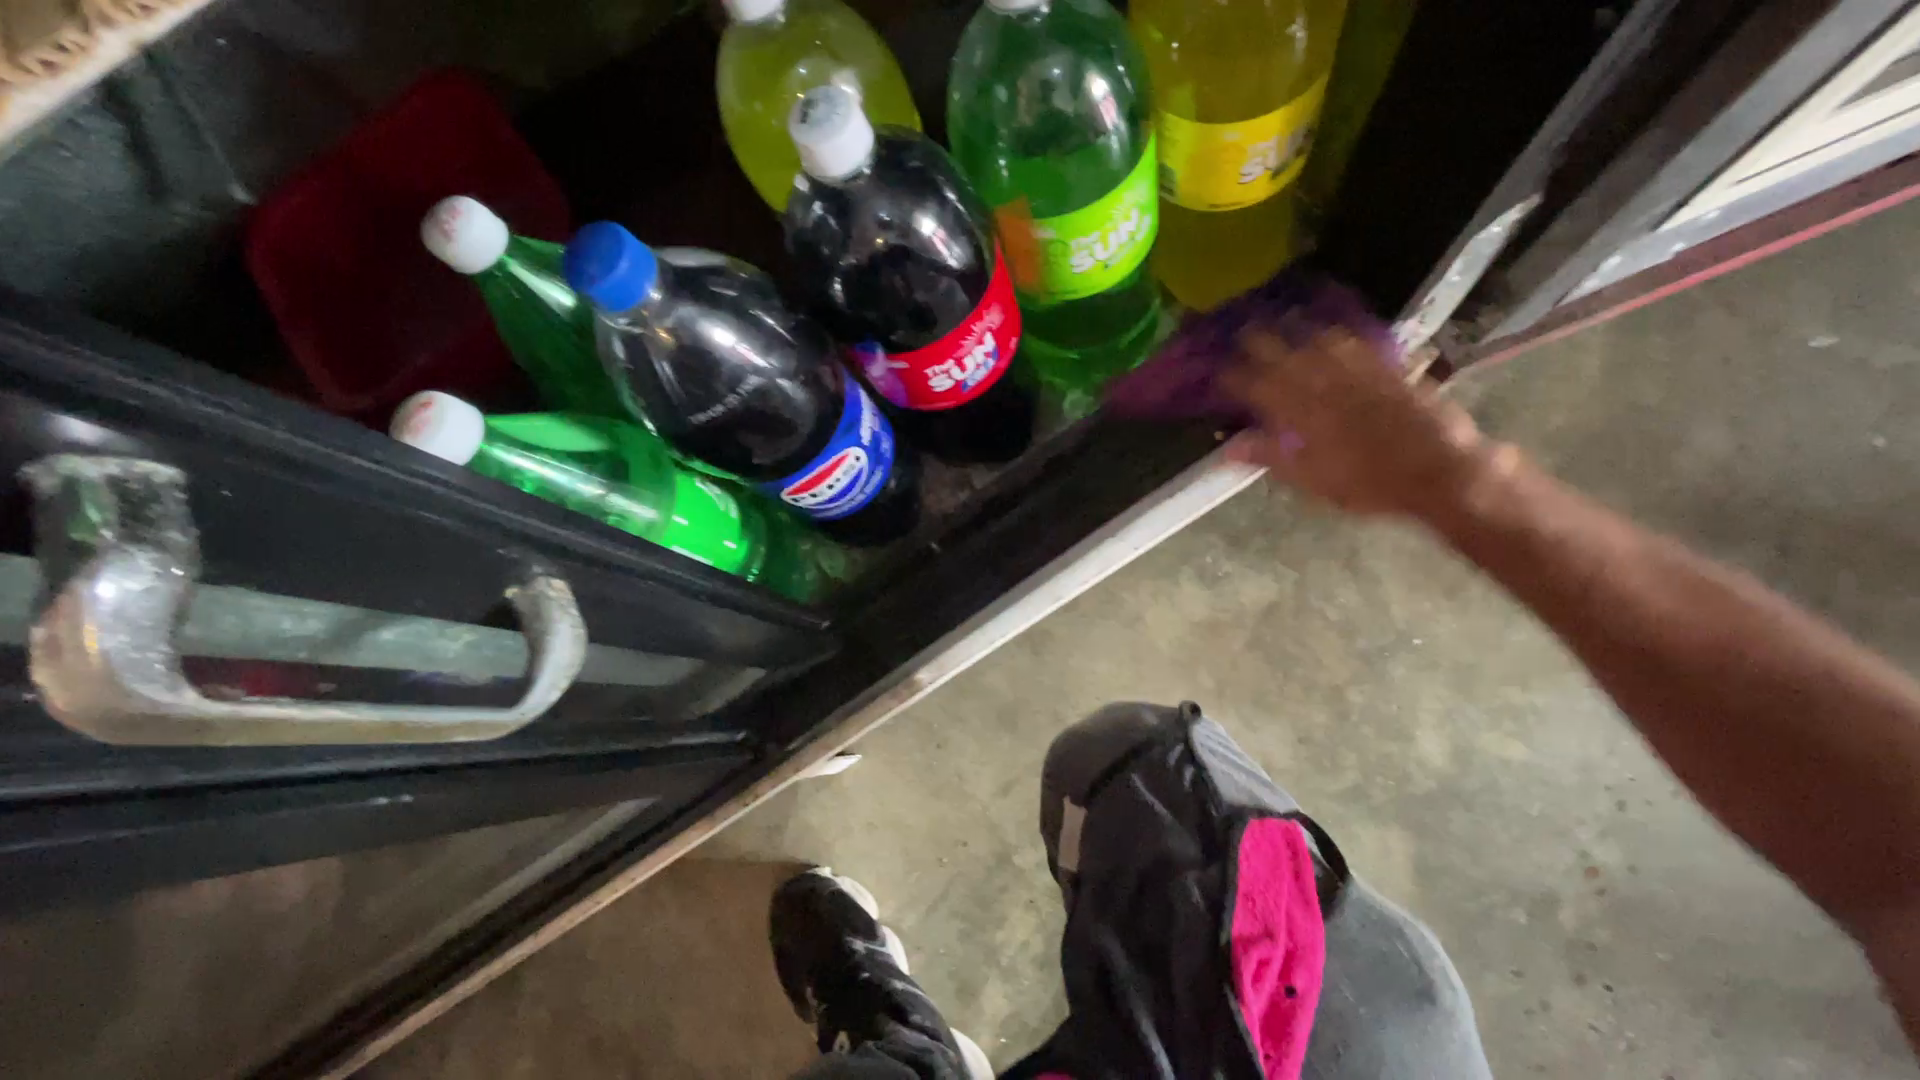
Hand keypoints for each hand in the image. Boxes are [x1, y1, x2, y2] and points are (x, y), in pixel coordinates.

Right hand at [1218, 323, 1496, 520]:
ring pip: (1320, 344)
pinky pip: (1358, 345)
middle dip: (1261, 343)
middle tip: (1244, 332)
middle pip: (1286, 358)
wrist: (1439, 472)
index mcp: (1302, 415)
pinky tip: (1334, 332)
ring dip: (1299, 331)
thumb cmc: (1369, 486)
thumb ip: (1270, 458)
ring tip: (1284, 321)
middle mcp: (1327, 387)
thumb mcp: (1312, 481)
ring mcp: (1360, 374)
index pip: (1259, 388)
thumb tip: (1229, 449)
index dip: (1236, 377)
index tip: (1220, 370)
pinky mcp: (1389, 369)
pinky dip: (1340, 336)